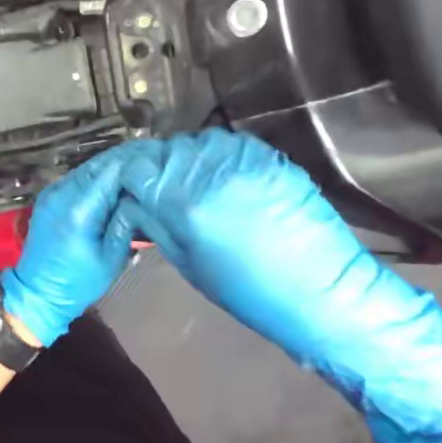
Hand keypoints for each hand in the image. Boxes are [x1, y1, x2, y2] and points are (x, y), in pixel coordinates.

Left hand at [0, 145, 140, 345]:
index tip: (153, 169)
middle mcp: (62, 194)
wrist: (37, 295)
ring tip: (133, 179)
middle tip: (148, 171)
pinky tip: (111, 189)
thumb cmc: (78, 283)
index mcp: (79, 209)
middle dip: (124, 165)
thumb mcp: (112, 258)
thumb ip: (127, 222)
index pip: (111, 171)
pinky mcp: (48, 197)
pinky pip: (76, 179)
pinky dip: (95, 179)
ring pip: (87, 169)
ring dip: (109, 171)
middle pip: (98, 166)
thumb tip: (140, 196)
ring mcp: (52, 193)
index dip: (134, 166)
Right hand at [113, 130, 441, 442]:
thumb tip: (135, 200)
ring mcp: (248, 156)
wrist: (326, 296)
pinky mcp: (271, 158)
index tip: (114, 193)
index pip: (138, 167)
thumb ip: (158, 221)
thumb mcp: (192, 261)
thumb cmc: (255, 292)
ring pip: (194, 146)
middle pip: (165, 151)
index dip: (121, 178)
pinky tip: (209, 186)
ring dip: (179, 165)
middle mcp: (218, 164)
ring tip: (177, 192)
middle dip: (148, 171)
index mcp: (191, 196)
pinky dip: (208, 164)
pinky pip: (224, 150)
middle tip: (142, 196)